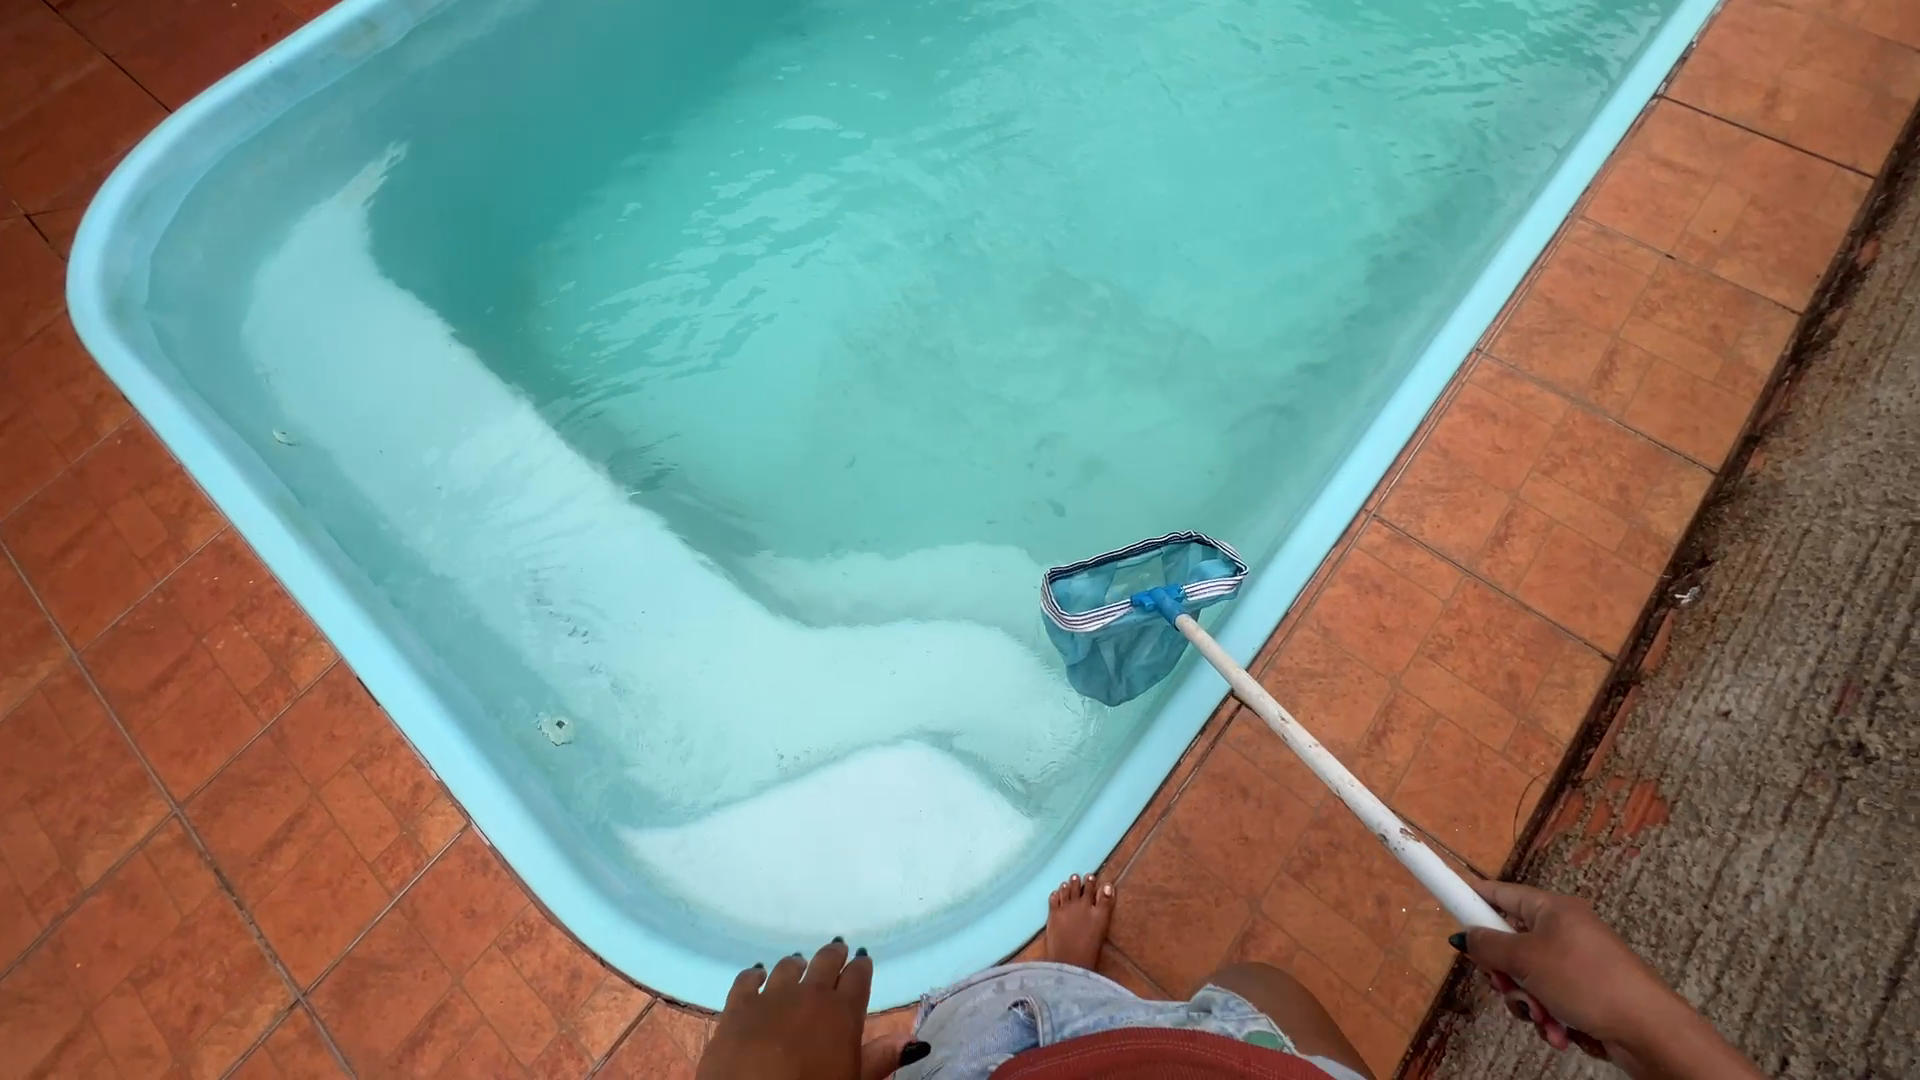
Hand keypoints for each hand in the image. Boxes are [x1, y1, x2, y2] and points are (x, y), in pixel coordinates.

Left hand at [696, 941, 927, 1079]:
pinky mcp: (738, 1005)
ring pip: (789, 965)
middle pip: (826, 960)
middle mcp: (810, 993)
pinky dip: (756, 975)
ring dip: (797, 965)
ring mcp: (772, 995)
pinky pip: (748, 978)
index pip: (858, 976)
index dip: (861, 968)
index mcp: (842, 1011)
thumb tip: (916, 1041)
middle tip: (837, 954)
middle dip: (834, 956)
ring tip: (800, 966)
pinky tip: (758, 976)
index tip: (862, 963)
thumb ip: (881, 1058)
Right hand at [1459, 880, 1761, 1078]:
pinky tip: (1559, 1033)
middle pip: (1509, 942)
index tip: (1447, 909)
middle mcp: (1564, 932)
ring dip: (1525, 1000)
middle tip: (1503, 984)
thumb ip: (1486, 944)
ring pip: (1527, 977)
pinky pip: (1551, 999)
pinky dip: (1548, 1016)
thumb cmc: (1586, 981)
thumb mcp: (1524, 958)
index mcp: (1551, 909)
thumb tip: (1465, 936)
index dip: (1470, 898)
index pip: (1498, 893)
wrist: (1655, 1035)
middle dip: (1502, 971)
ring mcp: (1579, 965)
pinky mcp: (1590, 996)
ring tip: (1541, 1018)